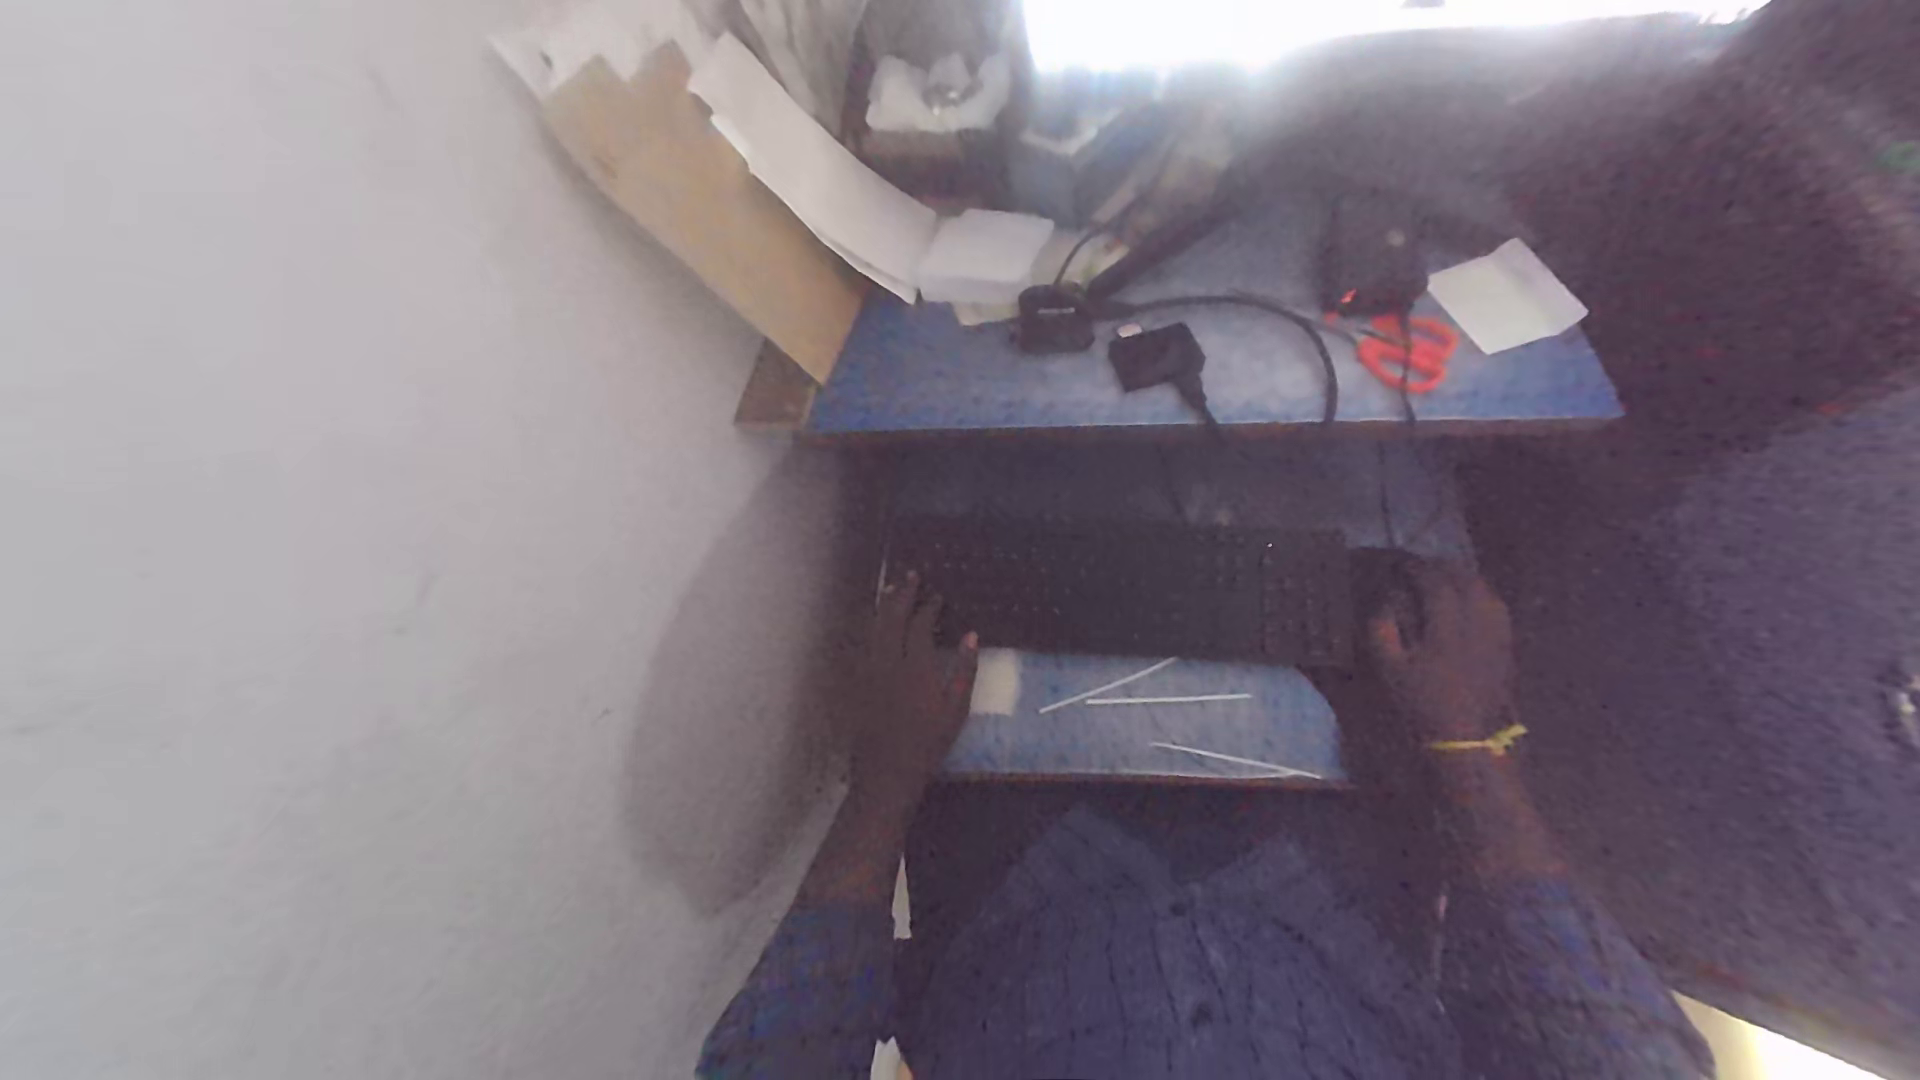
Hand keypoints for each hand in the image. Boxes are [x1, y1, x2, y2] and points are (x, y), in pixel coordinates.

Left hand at [844, 571, 978, 820]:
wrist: (887, 772)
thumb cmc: (928, 743)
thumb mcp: (956, 709)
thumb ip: (965, 670)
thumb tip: (971, 635)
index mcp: (916, 668)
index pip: (921, 625)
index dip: (929, 607)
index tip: (937, 596)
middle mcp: (888, 662)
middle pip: (892, 617)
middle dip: (903, 594)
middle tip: (912, 576)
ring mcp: (868, 669)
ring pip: (873, 626)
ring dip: (884, 604)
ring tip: (894, 588)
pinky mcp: (857, 680)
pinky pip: (863, 642)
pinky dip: (871, 625)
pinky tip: (876, 619)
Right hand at [1366, 560, 1514, 742]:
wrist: (1464, 736)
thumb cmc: (1419, 701)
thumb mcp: (1387, 668)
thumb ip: (1381, 630)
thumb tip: (1383, 601)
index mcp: (1447, 630)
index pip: (1436, 585)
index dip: (1417, 569)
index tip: (1399, 563)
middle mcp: (1478, 626)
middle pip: (1466, 582)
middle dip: (1441, 568)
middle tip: (1419, 566)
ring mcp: (1498, 636)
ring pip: (1487, 593)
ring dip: (1464, 578)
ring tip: (1444, 576)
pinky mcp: (1507, 647)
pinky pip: (1498, 609)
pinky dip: (1481, 595)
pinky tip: (1469, 599)